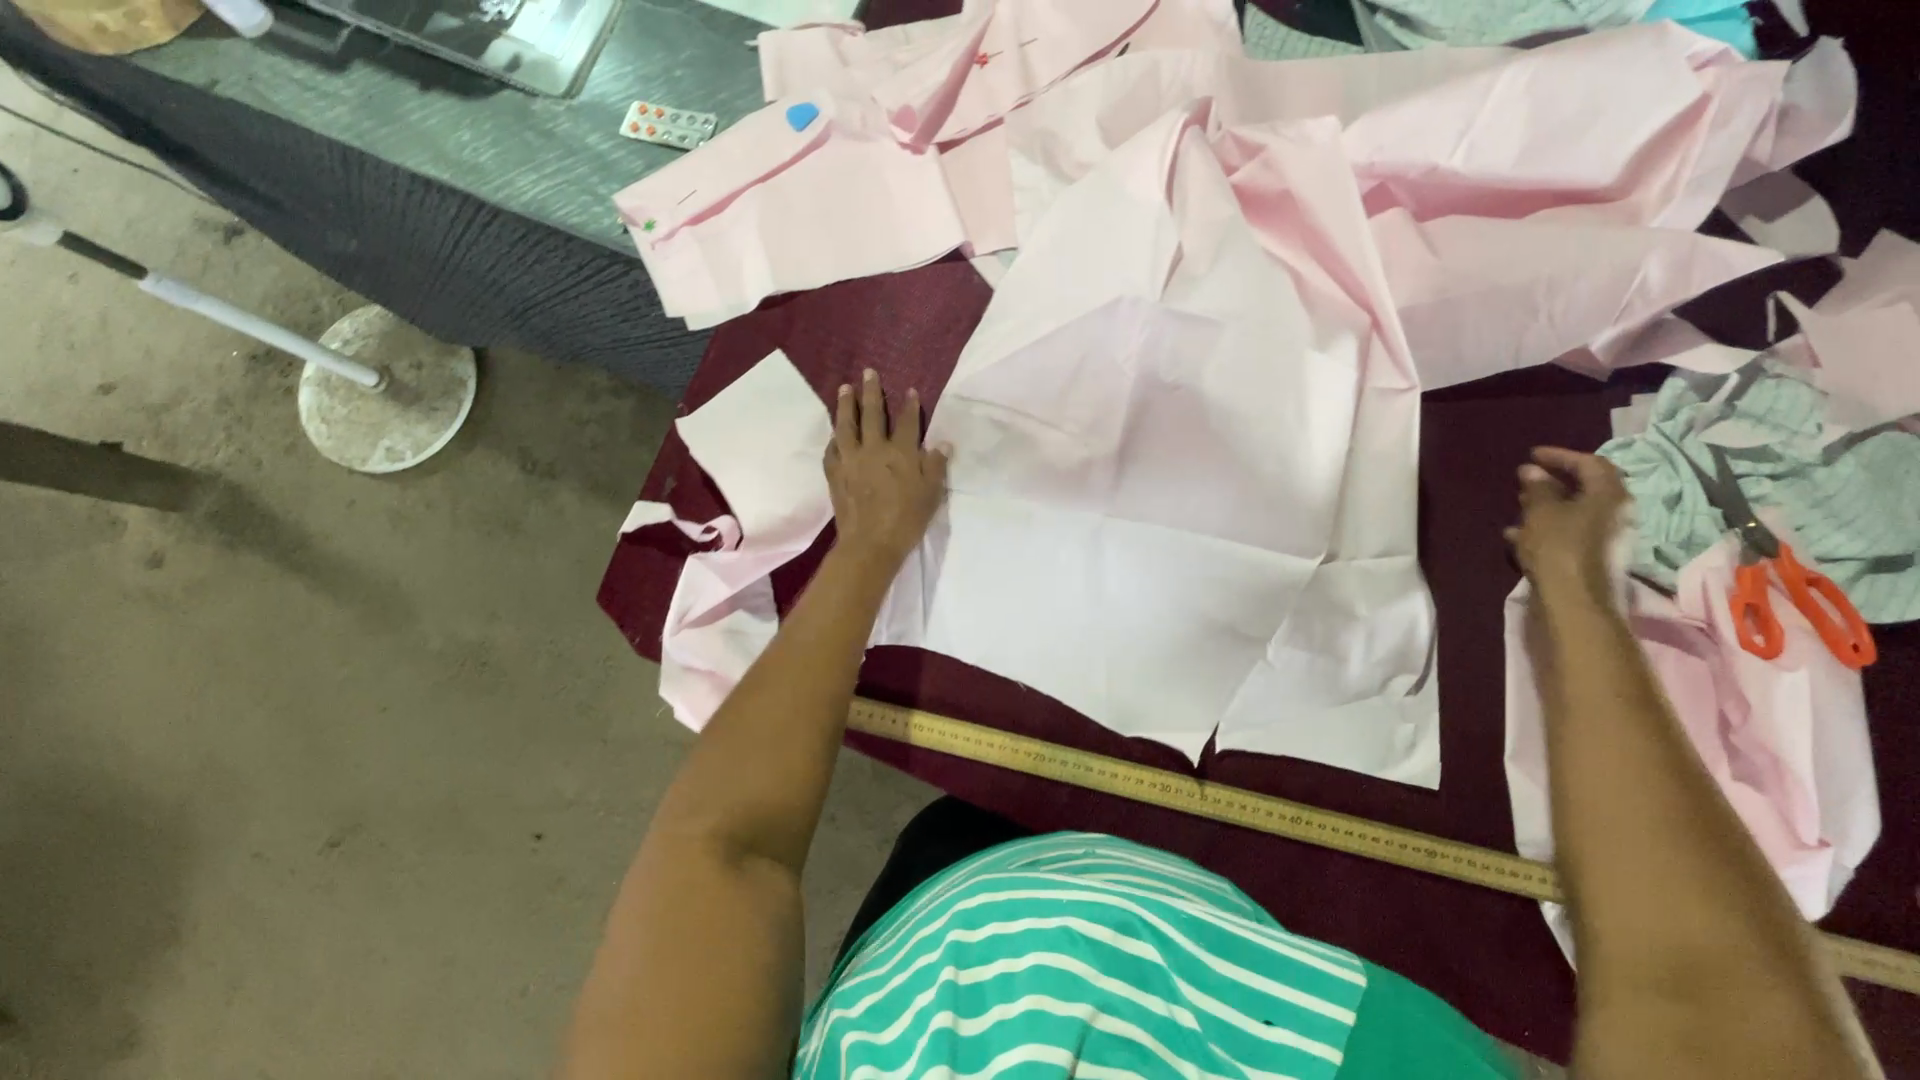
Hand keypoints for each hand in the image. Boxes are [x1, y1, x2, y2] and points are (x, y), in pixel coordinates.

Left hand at [825, 369, 948, 570]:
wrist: (871, 543)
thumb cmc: (907, 519)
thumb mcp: (931, 493)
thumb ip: (936, 466)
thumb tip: (942, 443)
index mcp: (902, 452)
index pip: (908, 422)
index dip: (910, 405)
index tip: (909, 390)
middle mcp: (874, 448)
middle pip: (873, 414)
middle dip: (872, 391)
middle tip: (868, 372)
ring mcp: (851, 460)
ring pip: (846, 425)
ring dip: (846, 405)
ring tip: (844, 388)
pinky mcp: (835, 474)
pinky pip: (832, 449)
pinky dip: (834, 438)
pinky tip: (834, 433)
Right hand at [1504, 446, 1629, 606]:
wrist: (1576, 602)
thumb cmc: (1559, 548)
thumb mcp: (1541, 513)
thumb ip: (1538, 488)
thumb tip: (1533, 471)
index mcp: (1611, 495)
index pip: (1590, 463)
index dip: (1560, 456)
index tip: (1532, 455)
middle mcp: (1618, 513)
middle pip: (1587, 488)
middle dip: (1555, 482)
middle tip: (1527, 481)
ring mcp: (1609, 537)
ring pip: (1577, 512)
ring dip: (1549, 506)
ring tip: (1519, 507)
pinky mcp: (1596, 557)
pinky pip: (1571, 532)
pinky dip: (1549, 528)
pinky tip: (1520, 535)